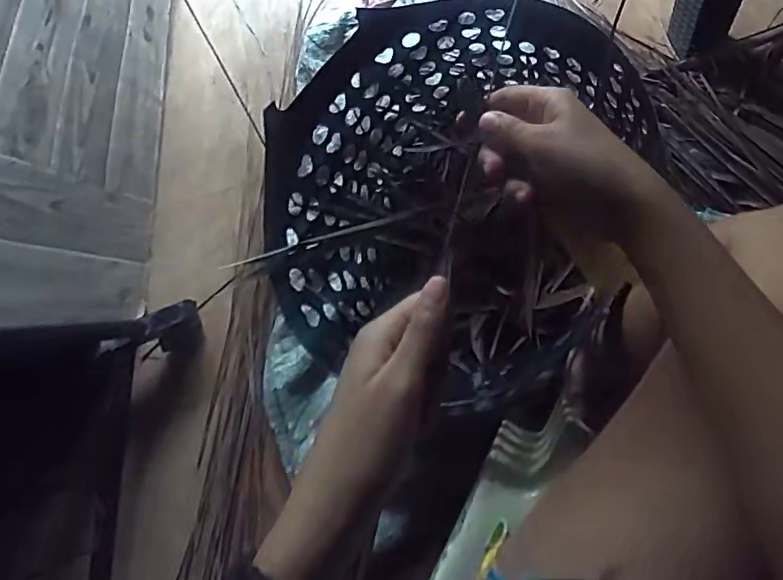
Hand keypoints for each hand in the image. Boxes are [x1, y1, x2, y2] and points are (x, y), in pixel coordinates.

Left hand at [255, 276, 447, 579]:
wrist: (338, 504)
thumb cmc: (372, 438)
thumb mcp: (404, 380)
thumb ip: (424, 329)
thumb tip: (440, 277)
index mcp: (379, 332)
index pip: (426, 301)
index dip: (443, 326)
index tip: (444, 356)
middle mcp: (380, 345)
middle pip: (430, 332)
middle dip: (438, 364)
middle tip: (425, 393)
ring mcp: (382, 373)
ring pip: (429, 364)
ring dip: (433, 390)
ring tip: (418, 416)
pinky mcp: (387, 398)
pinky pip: (420, 389)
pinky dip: (424, 408)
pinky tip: (415, 429)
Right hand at [475, 86, 682, 248]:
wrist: (626, 205)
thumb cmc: (583, 163)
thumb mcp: (540, 143)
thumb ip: (507, 131)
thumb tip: (483, 116)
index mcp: (548, 103)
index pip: (506, 97)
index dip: (484, 112)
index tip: (459, 131)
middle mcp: (547, 124)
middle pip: (504, 131)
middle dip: (494, 152)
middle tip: (492, 171)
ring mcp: (550, 154)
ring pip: (511, 161)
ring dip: (507, 177)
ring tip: (519, 193)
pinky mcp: (553, 182)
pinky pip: (525, 181)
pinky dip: (522, 191)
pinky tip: (528, 202)